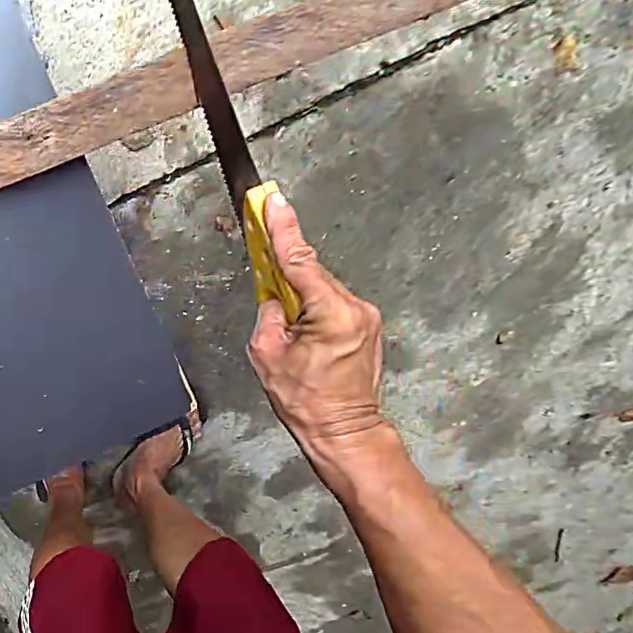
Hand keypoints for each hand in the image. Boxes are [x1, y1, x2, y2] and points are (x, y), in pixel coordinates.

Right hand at [246, 191, 389, 463]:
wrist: (343, 431)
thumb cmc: (306, 401)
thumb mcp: (267, 355)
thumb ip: (268, 314)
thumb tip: (274, 296)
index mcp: (331, 313)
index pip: (299, 260)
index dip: (282, 229)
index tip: (272, 200)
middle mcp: (355, 308)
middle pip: (311, 274)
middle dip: (285, 275)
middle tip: (264, 275)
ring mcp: (366, 317)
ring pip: (322, 290)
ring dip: (300, 298)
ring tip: (289, 332)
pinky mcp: (368, 326)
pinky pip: (333, 304)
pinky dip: (314, 309)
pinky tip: (304, 333)